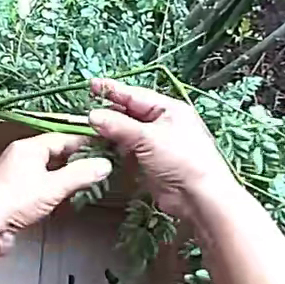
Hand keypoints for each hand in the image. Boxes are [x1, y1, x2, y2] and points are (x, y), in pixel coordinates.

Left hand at [0, 132, 112, 247]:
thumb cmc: (13, 201)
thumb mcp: (53, 186)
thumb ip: (80, 174)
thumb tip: (104, 164)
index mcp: (29, 147)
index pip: (63, 137)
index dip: (84, 142)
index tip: (104, 147)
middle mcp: (20, 156)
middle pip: (54, 152)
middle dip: (76, 158)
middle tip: (98, 164)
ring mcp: (14, 174)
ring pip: (46, 168)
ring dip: (65, 173)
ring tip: (85, 179)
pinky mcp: (12, 192)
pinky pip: (38, 182)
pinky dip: (53, 186)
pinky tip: (62, 195)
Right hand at [87, 80, 238, 221]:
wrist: (199, 197)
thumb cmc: (181, 159)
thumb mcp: (148, 138)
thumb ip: (118, 126)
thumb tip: (93, 116)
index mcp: (169, 109)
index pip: (135, 96)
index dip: (113, 90)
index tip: (92, 85)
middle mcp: (163, 123)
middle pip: (129, 114)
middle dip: (109, 114)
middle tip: (85, 115)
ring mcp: (157, 143)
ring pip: (127, 133)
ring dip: (110, 133)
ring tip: (88, 132)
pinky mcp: (151, 162)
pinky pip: (128, 151)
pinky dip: (116, 149)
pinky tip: (101, 149)